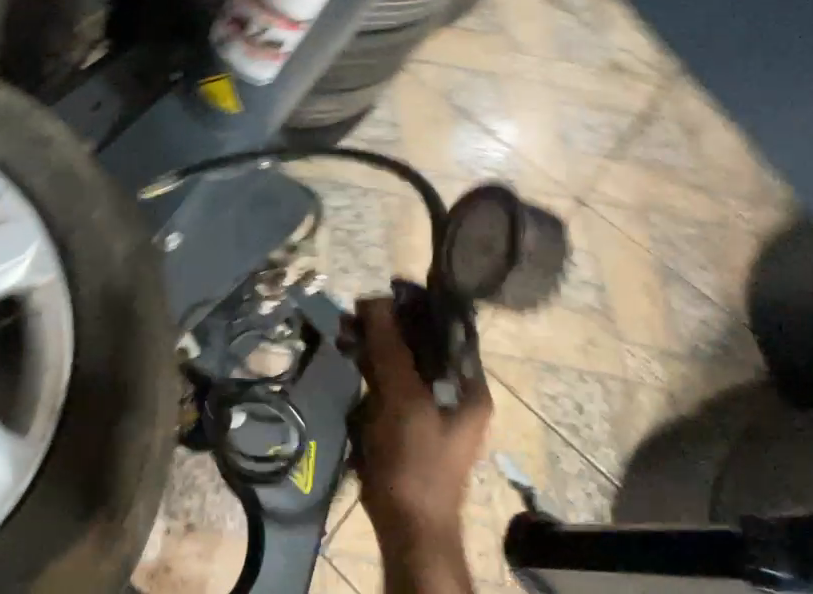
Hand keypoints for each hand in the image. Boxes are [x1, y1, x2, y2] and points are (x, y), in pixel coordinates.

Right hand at [348, 296, 490, 592]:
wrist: (406, 524)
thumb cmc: (414, 462)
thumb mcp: (403, 399)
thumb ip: (390, 348)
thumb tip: (374, 299)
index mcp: (469, 387)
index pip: (448, 330)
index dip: (419, 306)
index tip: (385, 288)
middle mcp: (453, 392)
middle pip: (420, 342)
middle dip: (388, 324)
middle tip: (353, 311)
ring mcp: (427, 407)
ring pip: (400, 360)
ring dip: (373, 342)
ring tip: (343, 330)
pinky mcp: (402, 419)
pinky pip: (387, 380)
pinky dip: (368, 365)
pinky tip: (346, 355)